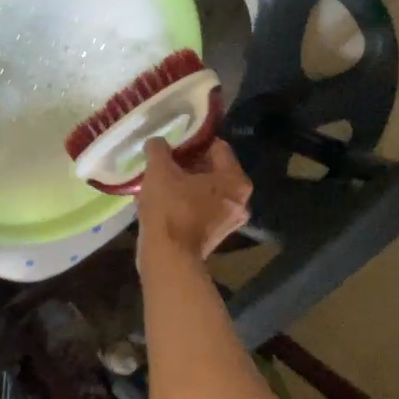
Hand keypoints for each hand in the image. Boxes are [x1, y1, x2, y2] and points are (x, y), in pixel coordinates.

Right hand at [135, 137, 252, 261]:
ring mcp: (230, 220)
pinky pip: (202, 210)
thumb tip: (157, 142)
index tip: (172, 144)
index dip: (193, 142)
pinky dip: (187, 204)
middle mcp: (241, 199)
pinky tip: (165, 204)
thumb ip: (159, 150)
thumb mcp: (159, 172)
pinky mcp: (215, 237)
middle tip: (164, 164)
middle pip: (214, 171)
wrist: (168, 257)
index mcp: (235, 179)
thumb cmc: (169, 210)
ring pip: (207, 192)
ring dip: (187, 186)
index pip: (218, 147)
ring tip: (161, 184)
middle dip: (189, 165)